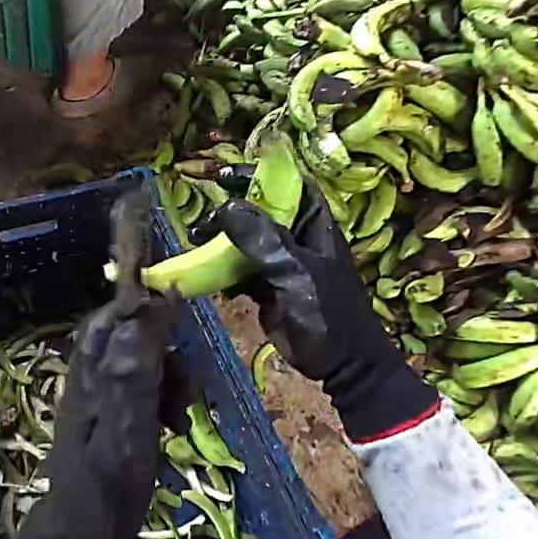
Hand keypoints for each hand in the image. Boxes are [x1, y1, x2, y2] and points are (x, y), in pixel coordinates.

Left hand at [11, 293, 171, 538]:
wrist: (82, 538)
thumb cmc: (109, 481)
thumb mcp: (130, 419)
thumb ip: (138, 360)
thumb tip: (155, 304)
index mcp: (90, 369)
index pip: (118, 313)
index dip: (150, 307)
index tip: (184, 312)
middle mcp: (90, 375)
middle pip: (134, 336)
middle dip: (166, 352)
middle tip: (184, 383)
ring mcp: (98, 397)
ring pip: (142, 364)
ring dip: (169, 381)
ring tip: (181, 414)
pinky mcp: (109, 419)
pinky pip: (142, 392)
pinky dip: (162, 402)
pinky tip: (174, 427)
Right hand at [214, 189, 438, 441]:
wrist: (341, 364)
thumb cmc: (327, 313)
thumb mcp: (296, 272)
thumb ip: (263, 239)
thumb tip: (227, 206)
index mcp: (314, 224)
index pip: (286, 184)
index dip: (258, 174)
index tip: (224, 175)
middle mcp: (297, 237)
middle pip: (259, 211)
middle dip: (230, 212)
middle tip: (202, 222)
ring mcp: (281, 263)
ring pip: (246, 241)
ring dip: (221, 243)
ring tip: (196, 246)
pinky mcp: (269, 287)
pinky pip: (242, 270)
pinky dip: (225, 272)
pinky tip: (211, 280)